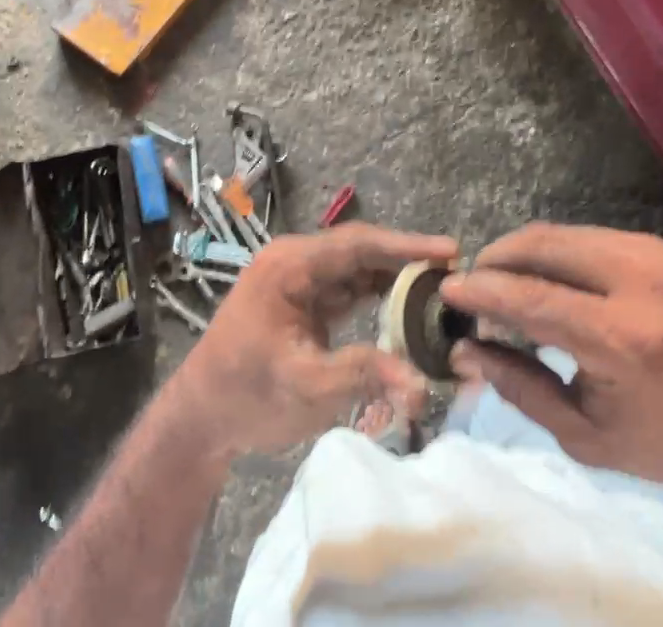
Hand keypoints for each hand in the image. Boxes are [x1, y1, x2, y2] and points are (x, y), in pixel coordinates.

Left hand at [165, 224, 455, 460]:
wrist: (204, 417)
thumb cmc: (246, 394)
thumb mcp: (305, 385)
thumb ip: (362, 375)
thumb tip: (420, 385)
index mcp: (289, 266)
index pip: (357, 245)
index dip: (406, 246)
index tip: (451, 251)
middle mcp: (296, 264)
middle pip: (363, 253)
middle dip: (409, 262)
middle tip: (458, 276)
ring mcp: (301, 284)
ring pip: (361, 272)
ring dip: (398, 281)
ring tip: (446, 292)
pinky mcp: (307, 305)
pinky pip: (353, 293)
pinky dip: (382, 300)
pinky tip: (414, 312)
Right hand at [440, 223, 662, 506]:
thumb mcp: (586, 435)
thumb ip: (519, 387)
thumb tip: (464, 350)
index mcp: (624, 338)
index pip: (531, 297)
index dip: (482, 292)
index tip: (444, 292)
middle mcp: (640, 282)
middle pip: (541, 246)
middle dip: (494, 261)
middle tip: (470, 290)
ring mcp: (653, 256)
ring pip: (559, 233)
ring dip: (519, 254)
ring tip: (499, 286)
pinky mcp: (658, 249)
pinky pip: (583, 237)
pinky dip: (550, 253)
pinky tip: (539, 280)